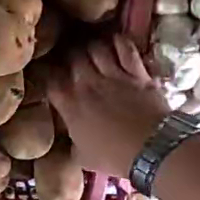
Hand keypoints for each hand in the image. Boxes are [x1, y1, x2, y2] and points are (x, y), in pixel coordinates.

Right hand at [47, 35, 169, 177]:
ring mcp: (113, 75)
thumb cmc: (114, 157)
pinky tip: (116, 41)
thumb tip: (71, 138)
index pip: (50, 80)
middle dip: (69, 56)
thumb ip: (73, 142)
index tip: (49, 76)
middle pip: (72, 58)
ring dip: (92, 48)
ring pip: (96, 48)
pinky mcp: (137, 72)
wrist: (152, 149)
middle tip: (72, 60)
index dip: (47, 75)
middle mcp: (87, 84)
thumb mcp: (82, 157)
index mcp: (70, 105)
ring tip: (92, 51)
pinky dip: (119, 42)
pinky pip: (125, 48)